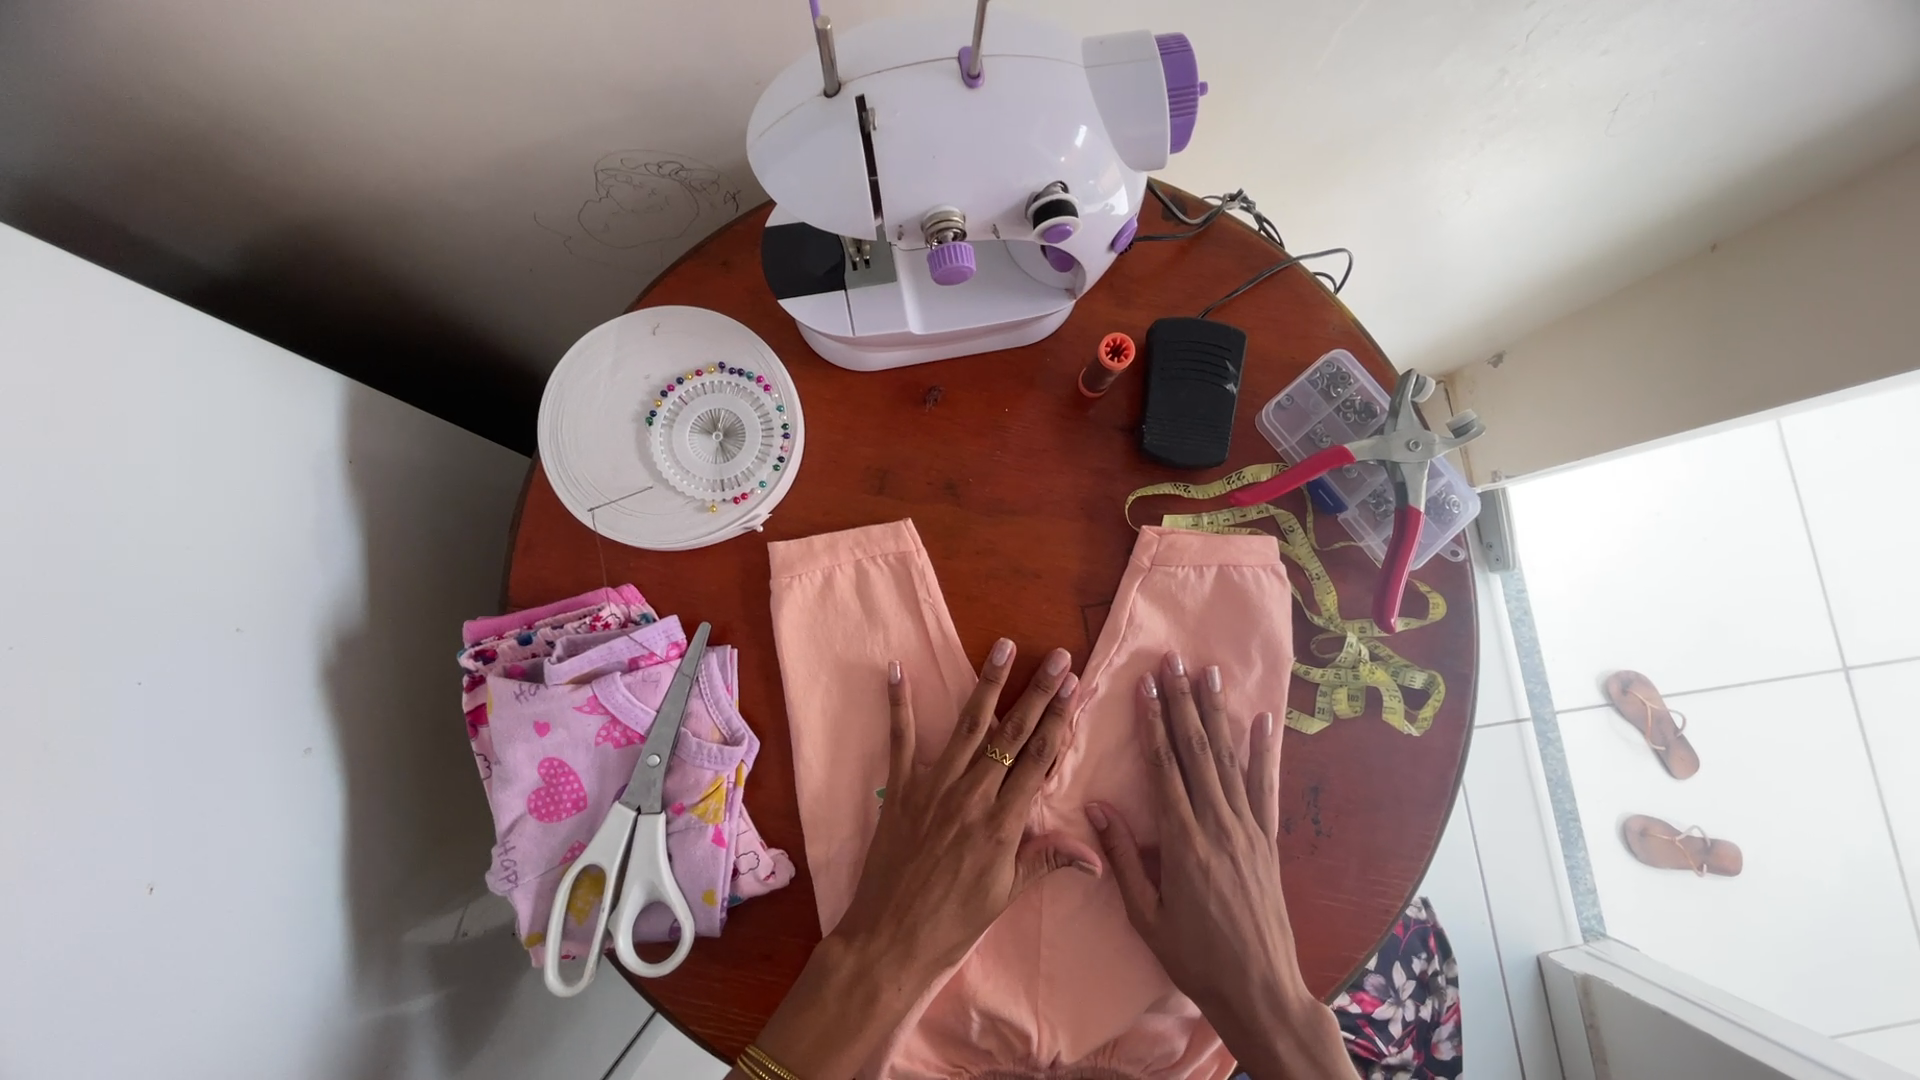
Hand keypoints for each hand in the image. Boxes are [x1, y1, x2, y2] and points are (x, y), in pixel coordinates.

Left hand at [732, 640, 1098, 1079]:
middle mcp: (972, 795)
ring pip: (968, 726)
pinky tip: (896, 670)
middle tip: (1057, 657)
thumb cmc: (955, 922)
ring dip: (988, 684)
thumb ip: (1046, 860)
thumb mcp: (1006, 894)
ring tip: (1004, 646)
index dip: (1060, 720)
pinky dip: (900, 704)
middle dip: (1037, 692)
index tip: (1074, 687)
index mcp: (1003, 822)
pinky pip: (901, 740)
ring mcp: (934, 787)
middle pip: (1012, 734)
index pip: (1039, 759)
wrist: (892, 939)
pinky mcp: (901, 789)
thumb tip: (1096, 856)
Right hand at [1085, 652, 1351, 1079]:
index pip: (1164, 767)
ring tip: (1210, 674)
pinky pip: (1266, 787)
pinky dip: (1264, 752)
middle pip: (1197, 751)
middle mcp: (1218, 824)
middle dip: (1183, 703)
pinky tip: (1262, 721)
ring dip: (1218, 714)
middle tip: (1174, 662)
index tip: (1145, 685)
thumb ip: (1122, 858)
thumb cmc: (1194, 956)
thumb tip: (1098, 807)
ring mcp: (1249, 829)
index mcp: (1183, 842)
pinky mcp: (1270, 840)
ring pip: (1230, 760)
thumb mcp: (1146, 915)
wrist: (1261, 990)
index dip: (1153, 723)